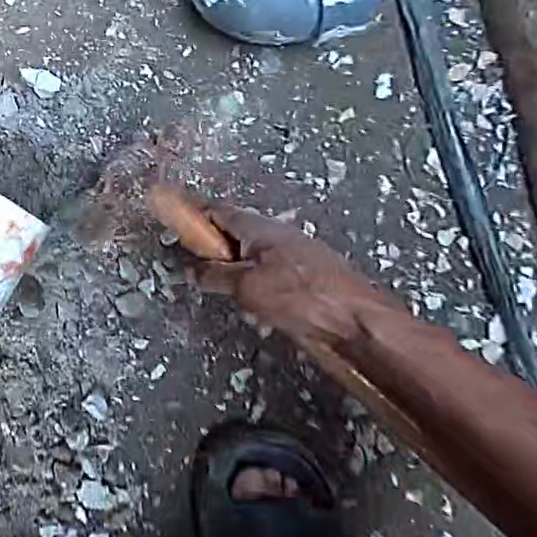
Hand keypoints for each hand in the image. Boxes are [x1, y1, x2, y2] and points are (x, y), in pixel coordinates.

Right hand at [188, 206, 396, 351]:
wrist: (361, 323)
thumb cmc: (302, 298)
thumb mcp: (245, 287)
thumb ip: (214, 275)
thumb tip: (192, 270)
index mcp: (260, 228)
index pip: (218, 212)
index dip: (194, 217)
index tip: (174, 224)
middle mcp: (279, 235)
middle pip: (236, 237)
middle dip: (218, 256)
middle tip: (206, 277)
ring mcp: (298, 255)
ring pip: (255, 260)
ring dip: (240, 278)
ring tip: (241, 302)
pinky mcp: (311, 277)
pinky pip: (274, 278)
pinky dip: (261, 291)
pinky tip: (265, 314)